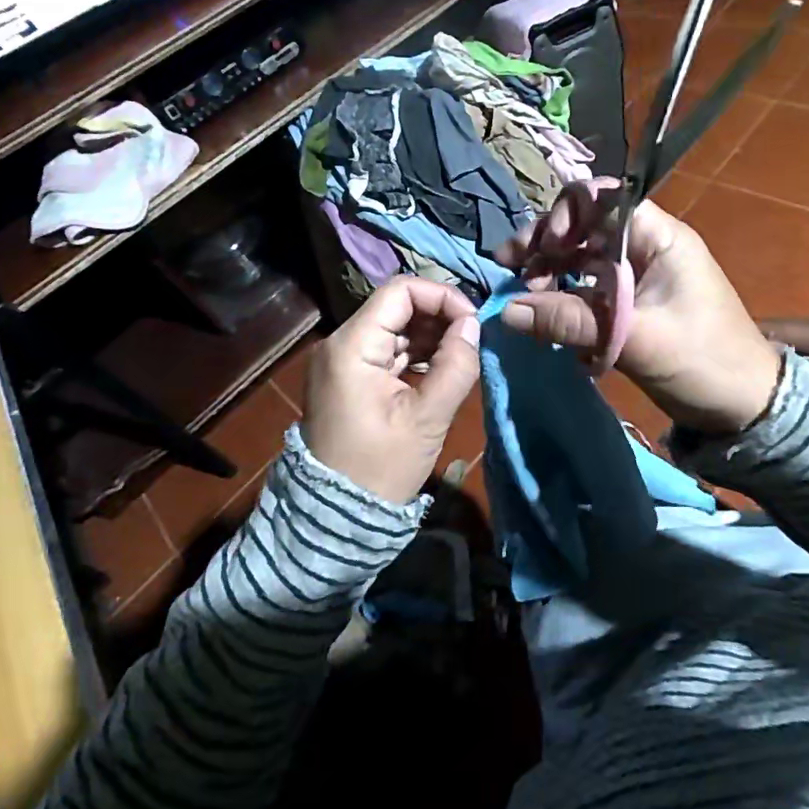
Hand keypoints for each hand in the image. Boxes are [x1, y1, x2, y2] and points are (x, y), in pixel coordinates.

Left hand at [301, 276, 480, 503]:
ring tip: (462, 354)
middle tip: (473, 339)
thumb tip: (473, 325)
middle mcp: (341, 343)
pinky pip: (387, 351)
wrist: (335, 516)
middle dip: (439, 315)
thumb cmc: (380, 468)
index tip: (474, 321)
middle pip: (396, 306)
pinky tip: (441, 367)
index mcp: (351, 346)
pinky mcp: (350, 378)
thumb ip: (455, 366)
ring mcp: (343, 361)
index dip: (442, 296)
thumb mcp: (427, 418)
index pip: (400, 291)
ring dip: (430, 334)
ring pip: (394, 327)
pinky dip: (416, 353)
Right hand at [494, 185, 780, 434]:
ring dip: (550, 274)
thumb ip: (573, 322)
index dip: (564, 216)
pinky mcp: (629, 307)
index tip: (541, 249)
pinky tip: (545, 321)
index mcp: (658, 237)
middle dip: (545, 245)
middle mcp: (644, 248)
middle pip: (583, 228)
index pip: (602, 201)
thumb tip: (508, 311)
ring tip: (521, 299)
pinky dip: (564, 301)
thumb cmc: (704, 362)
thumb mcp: (637, 340)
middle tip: (512, 271)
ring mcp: (636, 278)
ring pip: (581, 260)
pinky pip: (587, 291)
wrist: (743, 407)